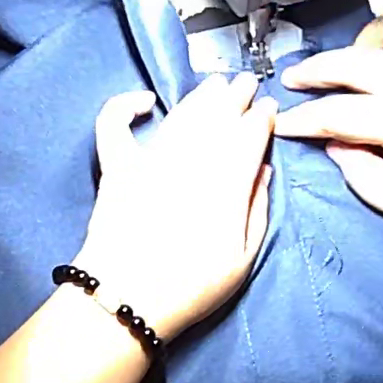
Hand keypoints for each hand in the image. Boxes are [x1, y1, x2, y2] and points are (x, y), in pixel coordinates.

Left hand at [73, 73, 275, 340]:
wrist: (128, 298)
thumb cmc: (192, 287)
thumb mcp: (243, 258)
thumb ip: (257, 209)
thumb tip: (262, 171)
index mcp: (228, 180)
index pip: (250, 133)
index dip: (261, 116)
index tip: (268, 109)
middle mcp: (192, 158)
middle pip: (218, 114)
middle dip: (236, 96)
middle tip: (246, 84)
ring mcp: (150, 158)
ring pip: (180, 113)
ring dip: (200, 96)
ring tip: (214, 86)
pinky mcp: (116, 166)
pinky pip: (115, 124)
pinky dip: (124, 106)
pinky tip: (143, 101)